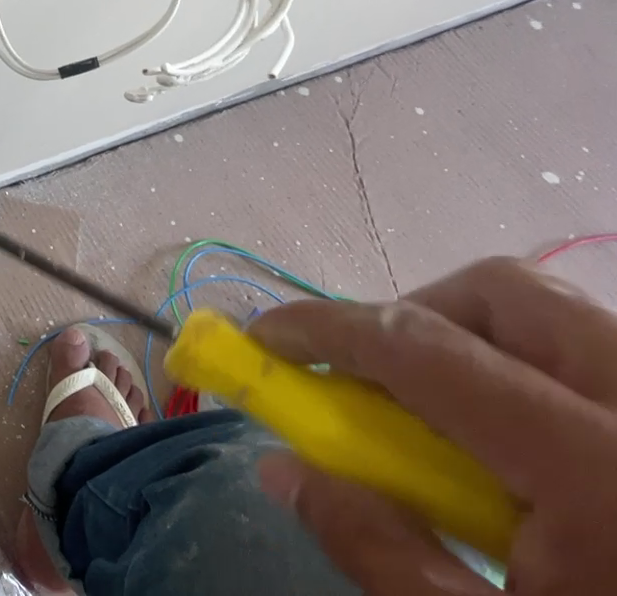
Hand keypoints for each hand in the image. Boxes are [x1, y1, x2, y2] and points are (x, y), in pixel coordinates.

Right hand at [249, 257, 616, 593]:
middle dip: (413, 319)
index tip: (263, 340)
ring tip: (454, 418)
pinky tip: (528, 452)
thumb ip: (381, 550)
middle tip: (373, 383)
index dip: (322, 329)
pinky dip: (537, 378)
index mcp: (599, 468)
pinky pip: (597, 362)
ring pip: (557, 318)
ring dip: (477, 343)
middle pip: (504, 296)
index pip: (422, 347)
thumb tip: (282, 470)